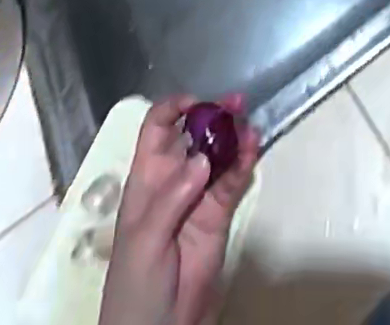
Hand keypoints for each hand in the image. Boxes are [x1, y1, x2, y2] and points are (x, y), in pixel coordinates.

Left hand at [99, 96, 260, 324]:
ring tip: (251, 124)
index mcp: (146, 179)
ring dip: (234, 135)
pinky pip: (233, 180)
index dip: (174, 109)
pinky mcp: (220, 214)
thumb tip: (203, 159)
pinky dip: (244, 162)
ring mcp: (199, 196)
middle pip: (194, 135)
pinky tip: (253, 148)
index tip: (198, 102)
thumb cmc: (135, 286)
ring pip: (219, 153)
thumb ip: (172, 200)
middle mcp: (174, 179)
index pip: (157, 129)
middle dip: (214, 114)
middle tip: (238, 103)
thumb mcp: (144, 241)